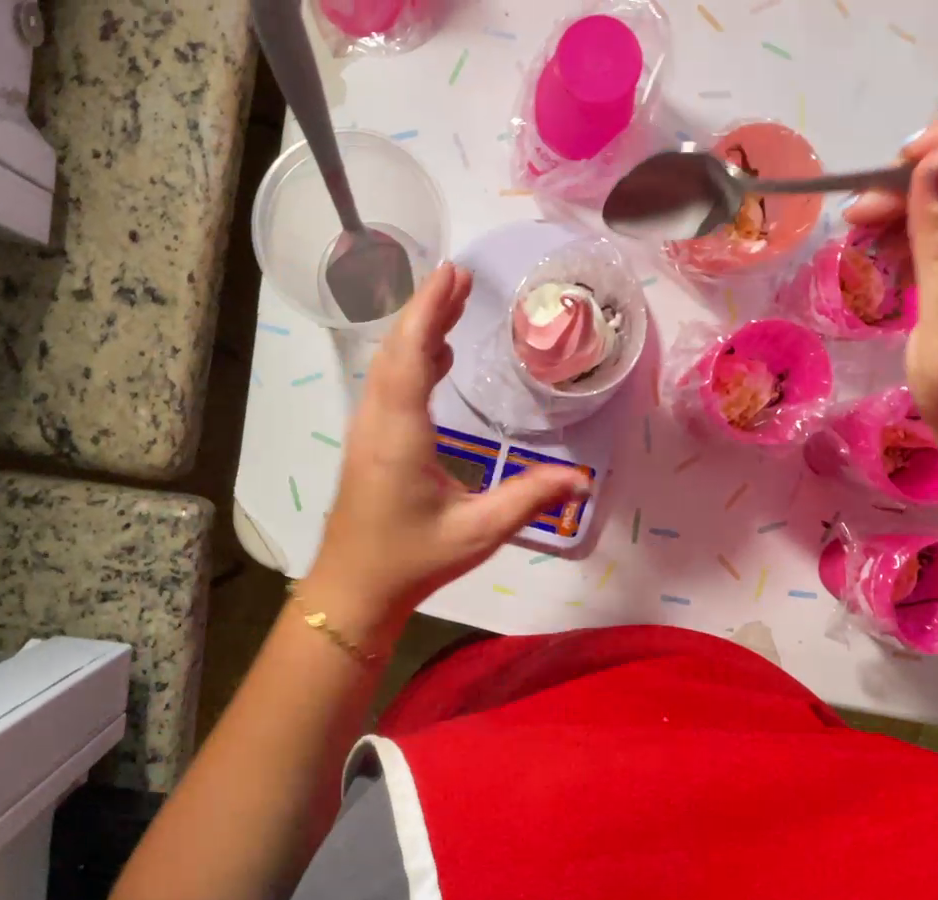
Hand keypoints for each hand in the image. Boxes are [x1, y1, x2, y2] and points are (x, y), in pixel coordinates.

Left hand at [305, 263, 590, 643]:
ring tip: (452, 305)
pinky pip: (386, 385)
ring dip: (417, 332)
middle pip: (396, 349)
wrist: (355, 588)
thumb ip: (528, 500)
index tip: (453, 272)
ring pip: (387, 365)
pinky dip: (409, 360)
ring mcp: (366, 431)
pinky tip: (435, 361)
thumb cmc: (412, 560)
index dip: (430, 309)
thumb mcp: (477, 532)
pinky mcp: (367, 444)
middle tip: (461, 278)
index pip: (411, 354)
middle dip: (427, 309)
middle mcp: (376, 421)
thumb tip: (581, 481)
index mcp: (400, 432)